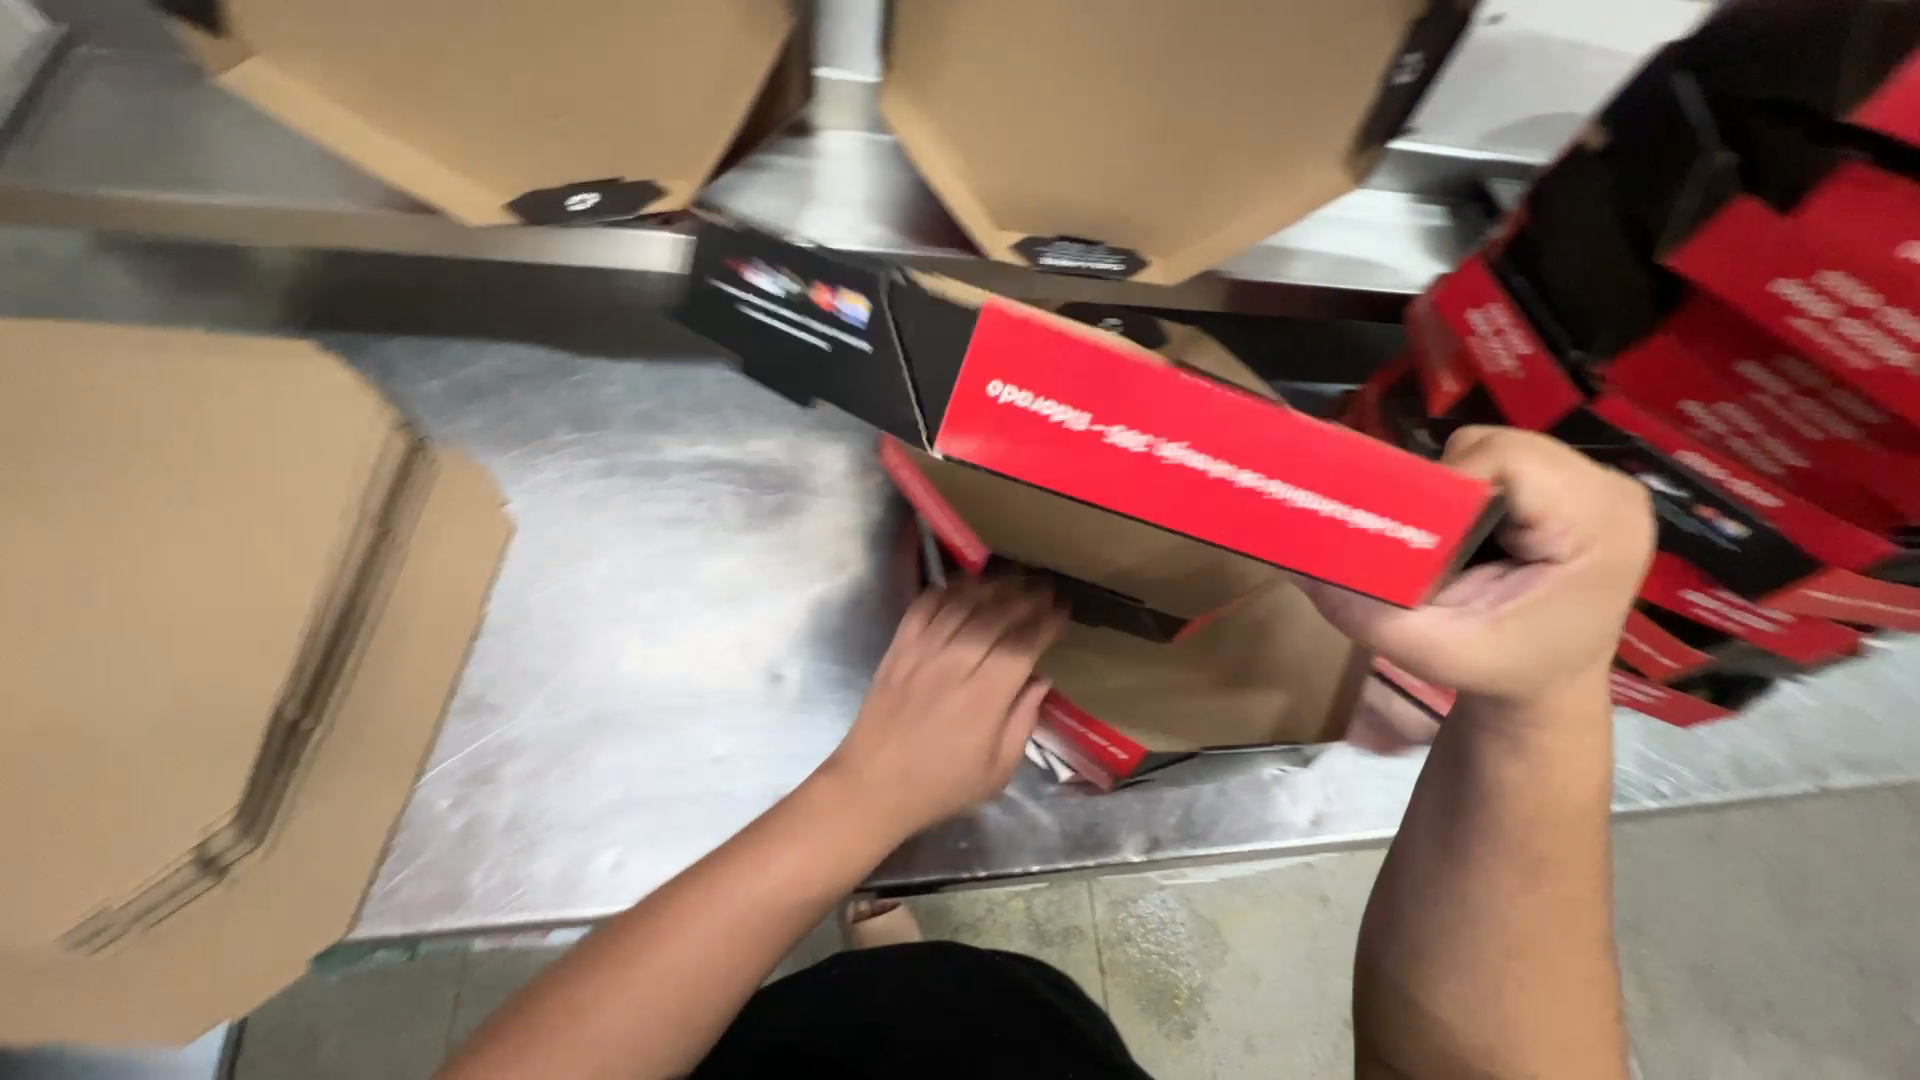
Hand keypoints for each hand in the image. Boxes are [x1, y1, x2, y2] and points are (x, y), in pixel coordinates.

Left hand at [820, 579, 1066, 838]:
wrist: (872, 786)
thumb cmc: (940, 786)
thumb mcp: (997, 772)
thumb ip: (1023, 722)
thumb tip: (1040, 681)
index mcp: (984, 699)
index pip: (1022, 645)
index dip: (1045, 623)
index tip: (1062, 609)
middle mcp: (954, 666)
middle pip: (994, 617)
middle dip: (1024, 597)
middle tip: (1043, 586)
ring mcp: (921, 654)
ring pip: (960, 606)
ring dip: (988, 588)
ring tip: (1010, 579)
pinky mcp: (896, 651)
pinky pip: (921, 610)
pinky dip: (942, 592)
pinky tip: (959, 584)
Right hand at [1299, 426, 1654, 709]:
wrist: (1548, 683)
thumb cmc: (1497, 669)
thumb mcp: (1423, 649)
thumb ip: (1361, 608)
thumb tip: (1294, 561)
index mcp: (1595, 529)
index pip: (1508, 460)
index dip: (1444, 485)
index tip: (1413, 532)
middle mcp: (1611, 492)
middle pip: (1501, 445)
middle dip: (1445, 485)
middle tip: (1420, 535)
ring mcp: (1602, 484)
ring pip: (1497, 444)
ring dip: (1453, 484)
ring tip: (1444, 534)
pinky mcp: (1581, 483)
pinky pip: (1505, 456)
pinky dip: (1469, 484)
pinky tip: (1467, 527)